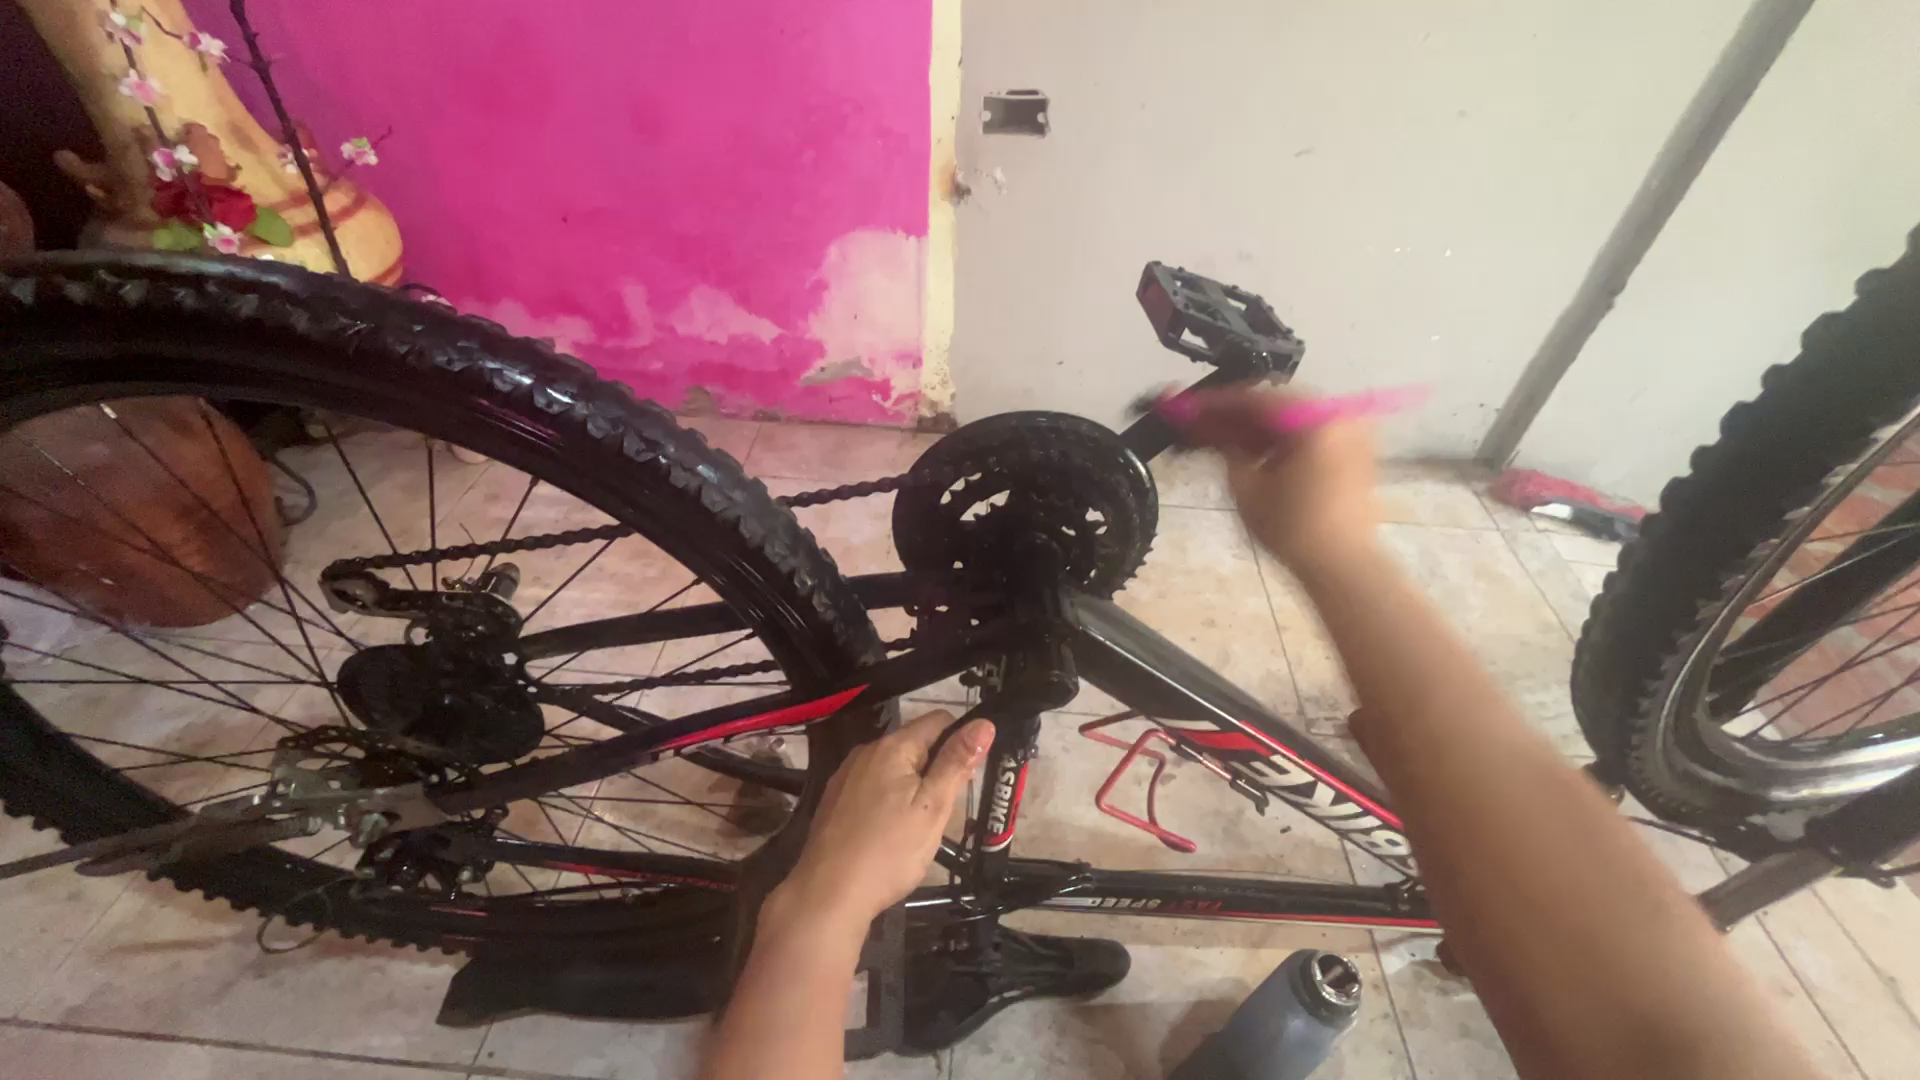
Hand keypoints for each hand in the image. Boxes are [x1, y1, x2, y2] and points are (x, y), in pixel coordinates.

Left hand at [773, 709, 995, 927]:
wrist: (828, 895)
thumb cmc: (888, 851)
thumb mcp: (933, 807)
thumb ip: (957, 762)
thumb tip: (984, 723)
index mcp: (892, 746)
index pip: (938, 720)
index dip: (960, 741)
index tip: (965, 777)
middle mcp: (866, 751)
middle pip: (915, 743)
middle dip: (936, 769)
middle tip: (941, 812)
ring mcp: (847, 775)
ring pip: (894, 767)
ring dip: (913, 786)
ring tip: (917, 827)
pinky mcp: (835, 799)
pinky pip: (873, 785)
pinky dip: (888, 800)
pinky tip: (889, 832)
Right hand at [1182, 386, 1379, 571]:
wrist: (1342, 566)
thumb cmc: (1291, 529)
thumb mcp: (1245, 487)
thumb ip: (1226, 449)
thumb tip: (1210, 431)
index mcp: (1313, 419)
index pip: (1254, 399)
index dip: (1214, 403)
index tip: (1185, 407)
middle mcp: (1337, 415)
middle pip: (1275, 404)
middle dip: (1235, 414)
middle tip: (1201, 423)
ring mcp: (1350, 433)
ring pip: (1292, 419)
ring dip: (1256, 428)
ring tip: (1221, 440)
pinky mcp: (1353, 452)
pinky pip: (1309, 434)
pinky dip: (1279, 440)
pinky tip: (1252, 453)